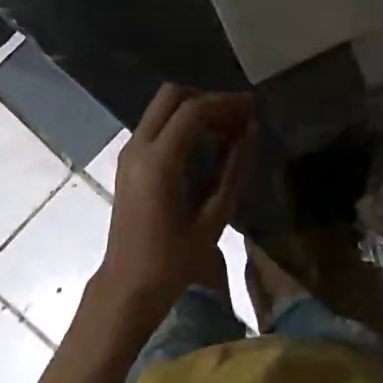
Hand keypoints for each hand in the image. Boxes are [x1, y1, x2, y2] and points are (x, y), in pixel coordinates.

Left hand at [96, 84, 257, 308]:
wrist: (128, 286)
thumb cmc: (173, 261)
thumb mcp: (215, 216)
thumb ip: (235, 168)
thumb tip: (252, 129)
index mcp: (158, 163)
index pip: (193, 111)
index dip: (226, 103)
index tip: (254, 105)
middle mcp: (138, 148)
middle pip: (173, 96)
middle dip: (209, 99)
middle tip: (239, 116)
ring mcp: (129, 153)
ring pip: (163, 107)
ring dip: (196, 110)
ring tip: (229, 130)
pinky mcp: (128, 162)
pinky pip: (157, 124)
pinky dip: (183, 123)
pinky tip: (207, 144)